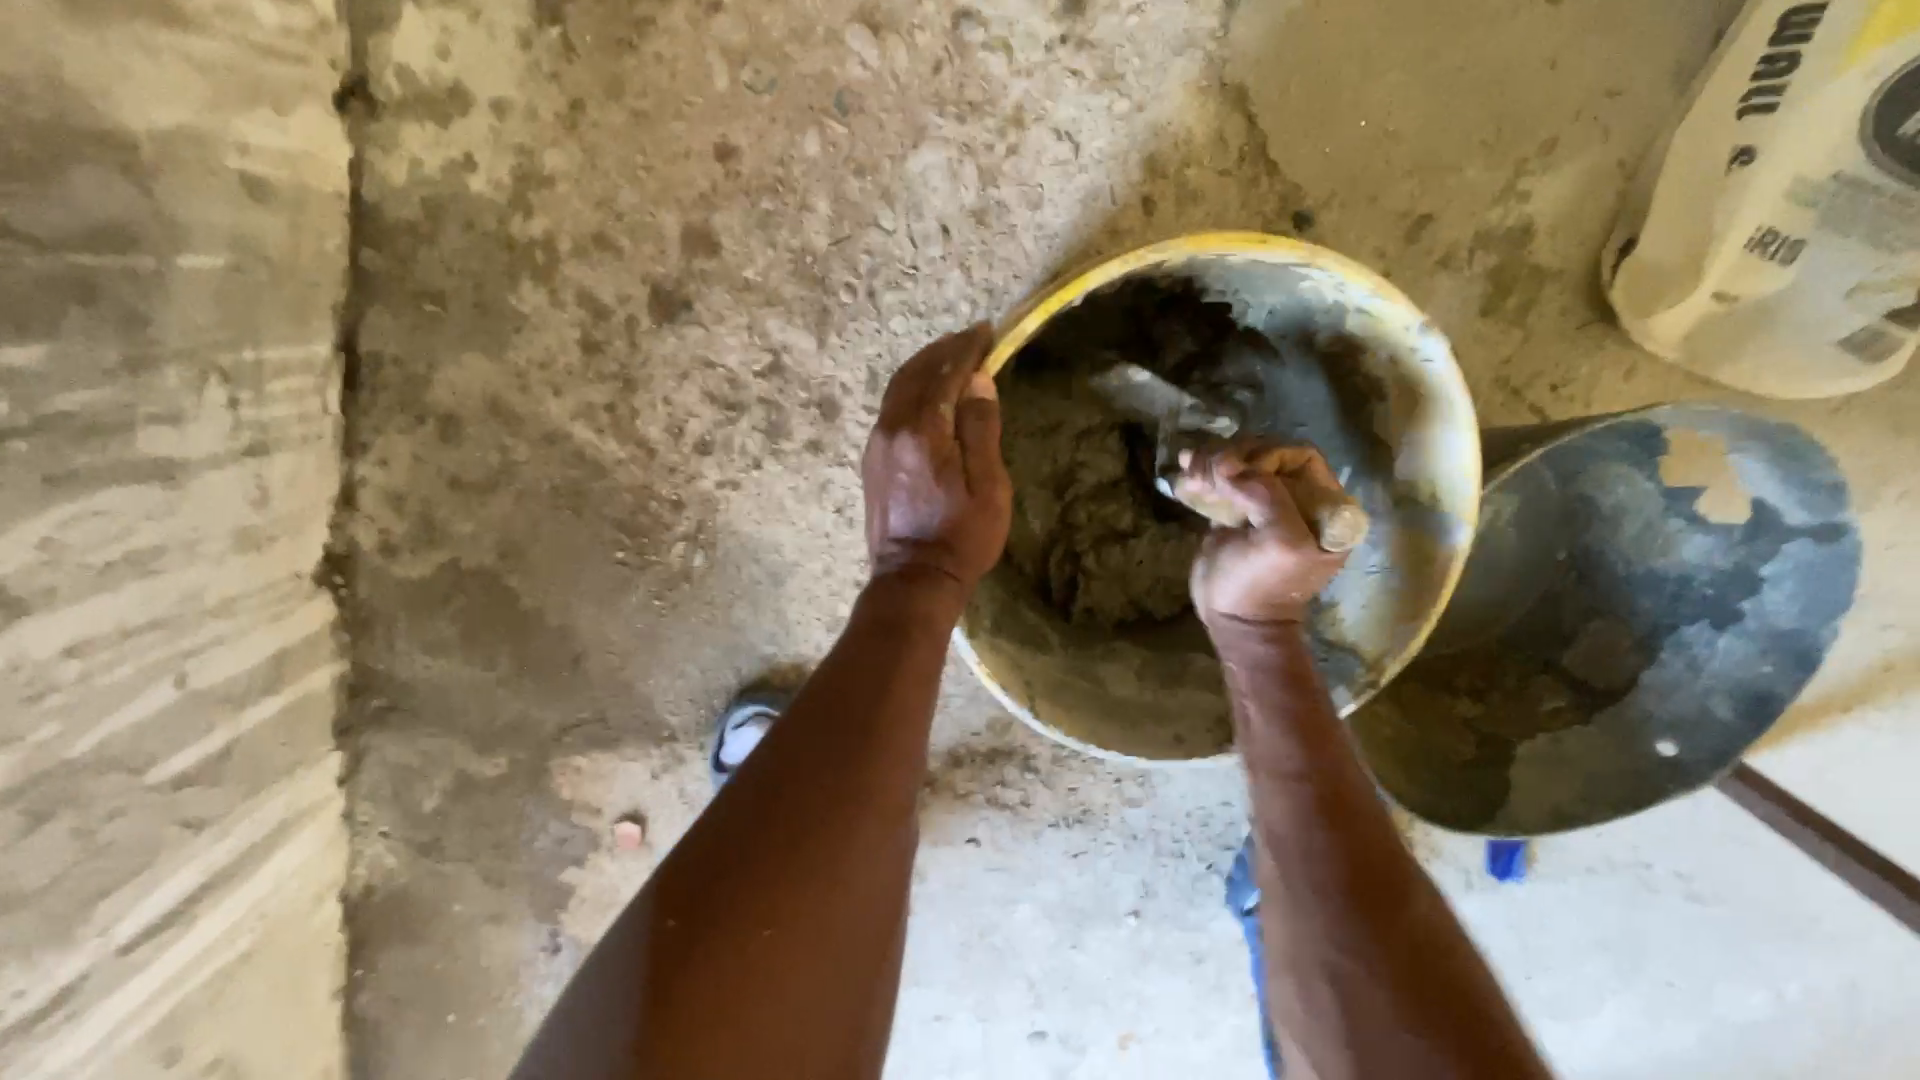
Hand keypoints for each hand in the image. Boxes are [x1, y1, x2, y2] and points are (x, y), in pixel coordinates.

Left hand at [862, 324, 1011, 590]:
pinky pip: (891, 409)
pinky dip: (912, 390)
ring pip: (898, 389)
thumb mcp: (987, 486)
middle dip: (943, 352)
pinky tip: (928, 396)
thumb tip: (978, 382)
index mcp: (922, 430)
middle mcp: (891, 428)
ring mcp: (876, 445)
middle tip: (970, 340)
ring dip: (925, 368)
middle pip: (915, 373)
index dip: (967, 349)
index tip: (987, 332)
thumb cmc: (960, 537)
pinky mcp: (872, 462)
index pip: (945, 373)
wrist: (913, 580)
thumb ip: (980, 428)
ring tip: (951, 360)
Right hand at [1183, 441, 1351, 626]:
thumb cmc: (1263, 585)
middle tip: (1205, 470)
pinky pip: (1221, 482)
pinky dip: (1202, 472)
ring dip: (1212, 462)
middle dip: (1233, 457)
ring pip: (1239, 464)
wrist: (1234, 621)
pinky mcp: (1235, 513)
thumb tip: (1229, 466)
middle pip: (1264, 456)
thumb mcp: (1281, 541)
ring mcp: (1264, 506)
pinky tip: (1184, 470)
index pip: (1299, 458)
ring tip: (1190, 470)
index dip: (1266, 456)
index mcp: (1325, 506)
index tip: (1235, 472)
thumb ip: (1268, 496)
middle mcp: (1297, 500)